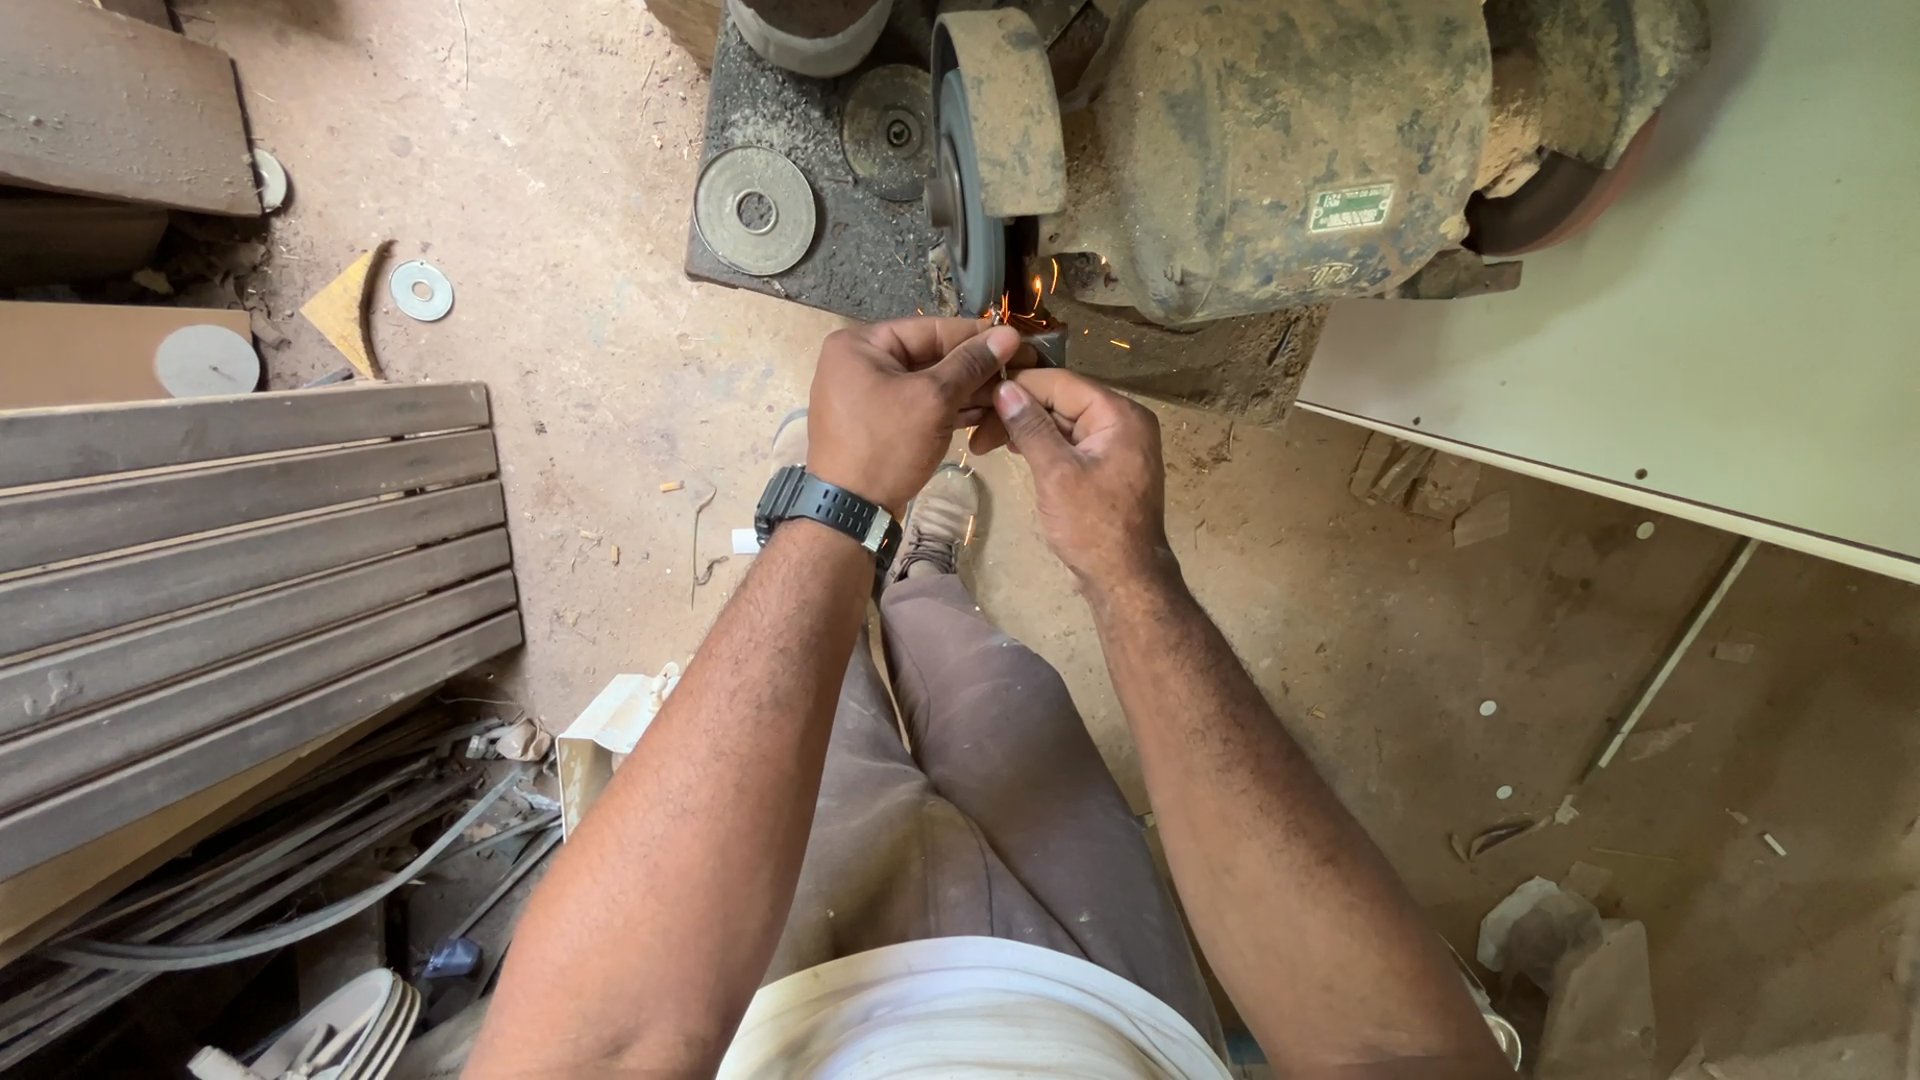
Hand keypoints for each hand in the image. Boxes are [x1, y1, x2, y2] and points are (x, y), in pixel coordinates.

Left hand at [807, 318, 1020, 517]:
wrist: (851, 512)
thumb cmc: (886, 447)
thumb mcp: (933, 400)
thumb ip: (971, 365)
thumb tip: (1009, 334)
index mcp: (860, 344)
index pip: (930, 329)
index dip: (976, 336)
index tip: (1017, 340)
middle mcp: (858, 363)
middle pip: (928, 356)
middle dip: (973, 367)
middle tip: (1018, 370)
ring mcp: (865, 395)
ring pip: (926, 384)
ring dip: (966, 390)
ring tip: (1008, 394)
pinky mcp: (877, 424)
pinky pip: (917, 407)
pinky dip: (947, 410)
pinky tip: (984, 414)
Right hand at [981, 369, 1176, 595]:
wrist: (1124, 578)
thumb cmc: (1092, 526)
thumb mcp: (1056, 472)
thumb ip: (1030, 427)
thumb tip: (1004, 389)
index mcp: (1120, 415)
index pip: (1063, 383)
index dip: (1021, 385)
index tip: (980, 394)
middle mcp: (1123, 422)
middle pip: (1063, 401)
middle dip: (1020, 411)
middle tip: (978, 429)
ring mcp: (1116, 445)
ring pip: (1063, 423)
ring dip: (1026, 429)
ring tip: (986, 441)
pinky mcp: (1105, 466)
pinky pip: (1070, 443)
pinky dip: (1043, 445)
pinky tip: (1014, 449)